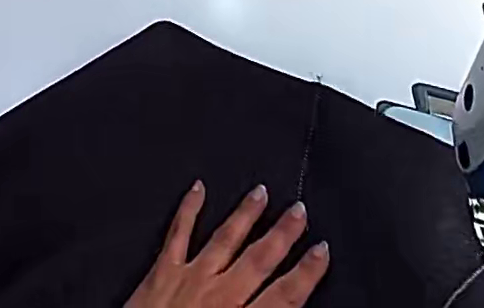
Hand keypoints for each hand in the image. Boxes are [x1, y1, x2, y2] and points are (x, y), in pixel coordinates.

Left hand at [126, 182, 329, 307]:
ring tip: (261, 191)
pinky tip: (197, 187)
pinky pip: (176, 235)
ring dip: (245, 214)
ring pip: (224, 239)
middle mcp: (218, 298)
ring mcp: (188, 280)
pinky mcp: (160, 275)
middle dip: (282, 234)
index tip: (322, 249)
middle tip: (299, 208)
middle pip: (258, 260)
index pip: (282, 298)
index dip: (305, 274)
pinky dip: (188, 209)